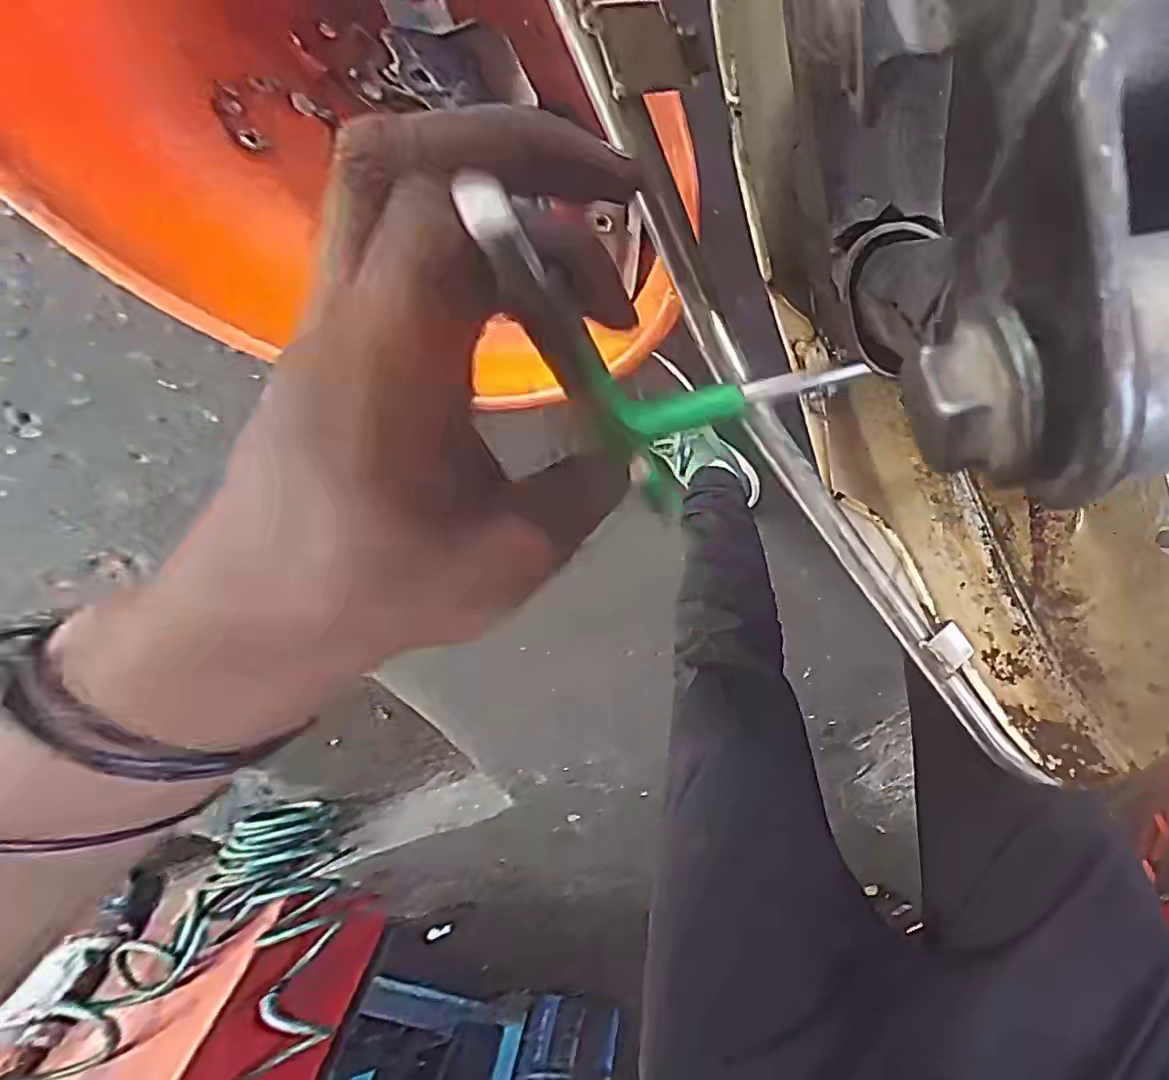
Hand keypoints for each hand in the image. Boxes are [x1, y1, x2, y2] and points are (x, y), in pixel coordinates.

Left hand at [50, 106, 643, 747]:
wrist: (267, 606)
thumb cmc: (380, 587)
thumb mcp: (515, 554)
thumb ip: (589, 485)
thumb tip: (633, 442)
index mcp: (386, 365)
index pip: (444, 220)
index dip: (548, 223)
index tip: (622, 299)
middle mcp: (353, 314)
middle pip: (402, 157)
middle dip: (520, 146)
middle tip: (618, 185)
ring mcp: (346, 312)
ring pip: (401, 181)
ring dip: (507, 183)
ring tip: (593, 232)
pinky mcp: (359, 327)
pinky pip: (420, 238)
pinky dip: (496, 240)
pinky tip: (548, 297)